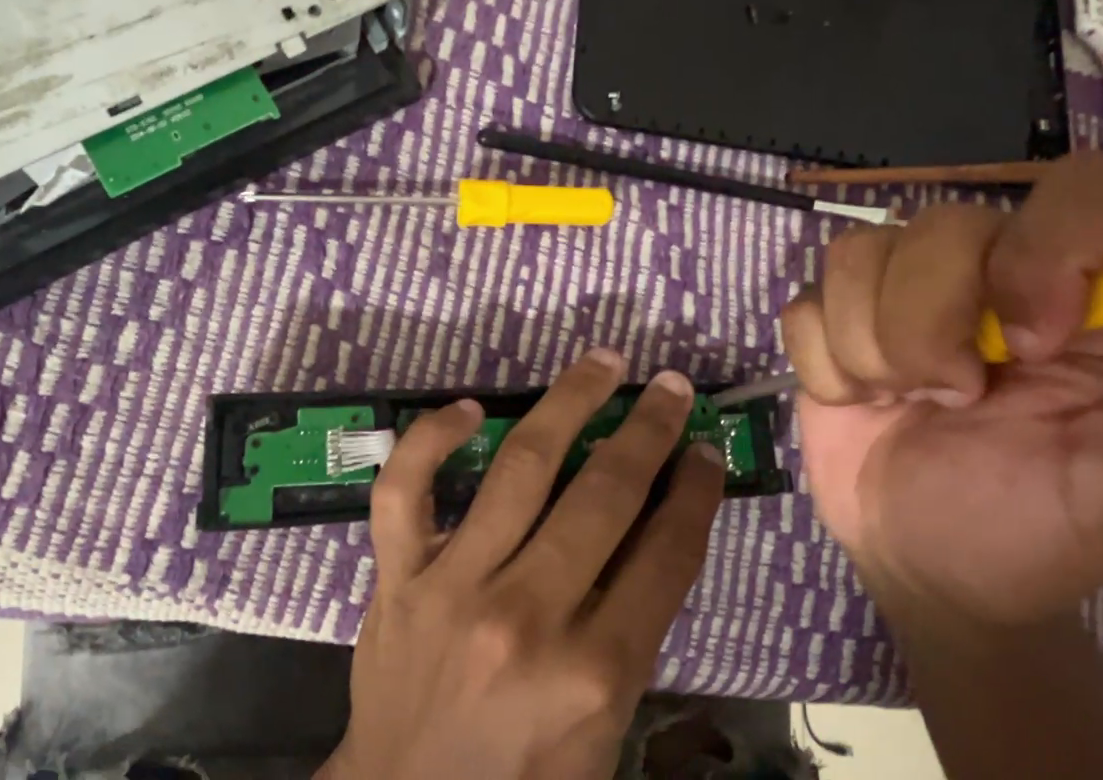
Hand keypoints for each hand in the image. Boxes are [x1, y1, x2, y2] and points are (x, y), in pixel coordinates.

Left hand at [319, 351, 726, 779]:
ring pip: (521, 469)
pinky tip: (468, 407)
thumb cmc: (522, 772)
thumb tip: (657, 528)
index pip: (665, 554)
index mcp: (595, 669)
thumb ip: (632, 631)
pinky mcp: (395, 575)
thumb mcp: (606, 725)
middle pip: (604, 497)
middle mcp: (527, 615)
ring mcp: (453, 586)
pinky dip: (429, 440)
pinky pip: (404, 489)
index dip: (695, 492)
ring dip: (570, 404)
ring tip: (603, 364)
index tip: (706, 450)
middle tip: (671, 387)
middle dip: (649, 432)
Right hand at [783, 152, 1102, 625]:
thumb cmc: (1050, 532)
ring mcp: (909, 291)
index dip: (1050, 246)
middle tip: (956, 397)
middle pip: (946, 223)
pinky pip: (807, 299)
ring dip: (873, 349)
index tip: (1029, 342)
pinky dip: (826, 363)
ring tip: (902, 402)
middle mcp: (1005, 273)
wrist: (926, 570)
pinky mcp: (838, 316)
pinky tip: (859, 399)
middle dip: (933, 322)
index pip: (1090, 187)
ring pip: (861, 252)